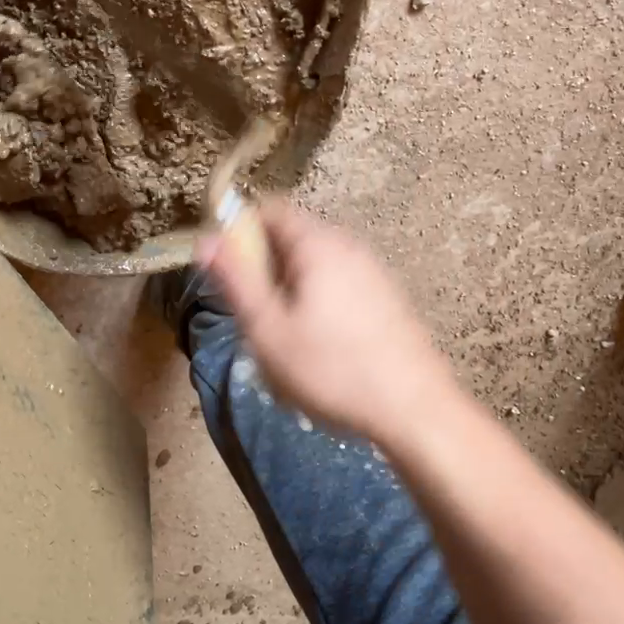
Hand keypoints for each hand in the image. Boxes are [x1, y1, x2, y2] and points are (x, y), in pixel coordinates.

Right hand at [196, 200, 458, 436]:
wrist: (416, 413)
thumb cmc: (332, 370)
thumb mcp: (267, 329)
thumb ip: (234, 279)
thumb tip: (207, 239)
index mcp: (318, 244)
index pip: (270, 209)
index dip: (240, 230)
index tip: (228, 269)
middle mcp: (348, 246)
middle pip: (292, 237)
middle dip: (264, 266)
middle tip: (252, 312)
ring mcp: (373, 272)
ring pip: (314, 264)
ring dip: (289, 288)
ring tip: (283, 336)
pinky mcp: (387, 299)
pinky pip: (338, 283)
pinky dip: (317, 301)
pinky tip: (319, 346)